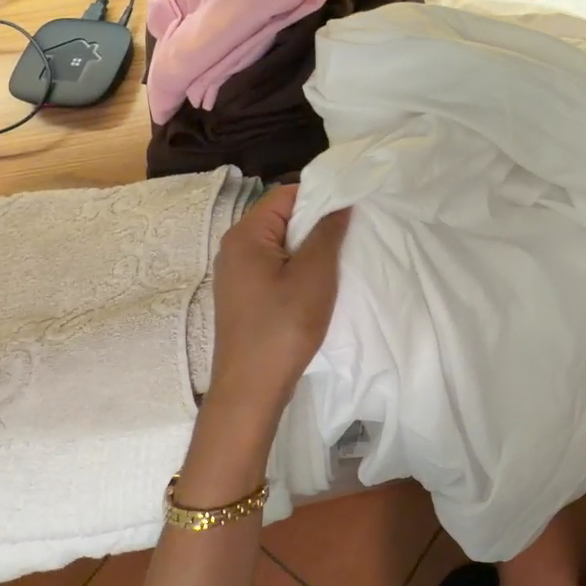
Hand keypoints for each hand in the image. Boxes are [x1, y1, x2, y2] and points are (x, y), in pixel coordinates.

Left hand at [209, 184, 350, 401]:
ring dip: (309, 248)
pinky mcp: (243, 295)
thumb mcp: (315, 273)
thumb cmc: (283, 326)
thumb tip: (340, 202)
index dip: (321, 197)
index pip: (287, 194)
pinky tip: (317, 285)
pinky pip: (274, 266)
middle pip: (282, 217)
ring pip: (281, 243)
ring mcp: (236, 274)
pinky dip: (297, 267)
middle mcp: (234, 248)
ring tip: (336, 261)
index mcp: (245, 235)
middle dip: (317, 223)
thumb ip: (328, 231)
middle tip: (348, 237)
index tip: (351, 211)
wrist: (251, 390)